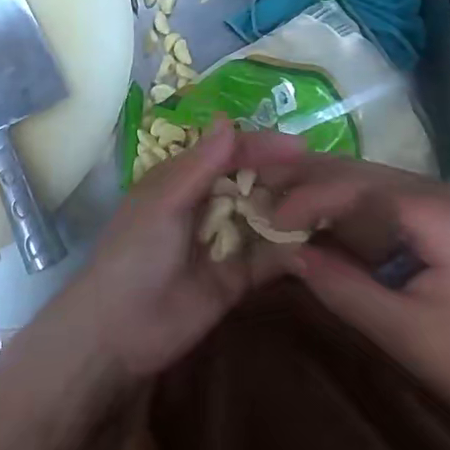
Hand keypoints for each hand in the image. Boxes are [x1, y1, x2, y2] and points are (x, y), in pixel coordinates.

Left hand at [58, 119, 305, 379]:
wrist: (119, 330)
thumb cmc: (133, 254)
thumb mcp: (163, 202)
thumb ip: (199, 166)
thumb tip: (227, 119)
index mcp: (181, 181)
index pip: (227, 154)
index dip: (261, 147)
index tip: (300, 147)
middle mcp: (205, 206)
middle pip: (251, 183)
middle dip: (283, 178)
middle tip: (325, 175)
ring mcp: (223, 242)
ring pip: (265, 218)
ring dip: (291, 211)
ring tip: (330, 205)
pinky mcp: (237, 279)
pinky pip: (269, 259)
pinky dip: (290, 250)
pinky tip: (319, 242)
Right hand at [263, 155, 449, 449]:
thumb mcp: (405, 332)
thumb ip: (341, 286)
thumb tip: (286, 252)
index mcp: (441, 213)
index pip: (356, 185)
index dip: (305, 196)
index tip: (265, 217)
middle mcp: (447, 193)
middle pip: (362, 172)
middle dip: (307, 181)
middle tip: (257, 190)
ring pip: (373, 184)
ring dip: (325, 193)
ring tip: (278, 201)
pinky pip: (390, 204)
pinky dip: (351, 212)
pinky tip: (322, 222)